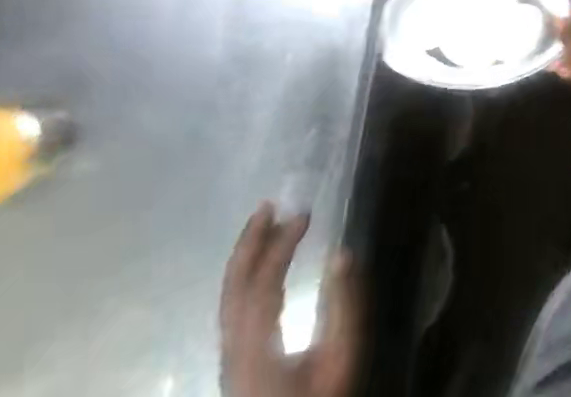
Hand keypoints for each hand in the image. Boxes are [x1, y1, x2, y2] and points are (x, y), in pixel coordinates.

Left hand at [219, 204, 358, 396]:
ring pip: (227, 294)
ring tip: (264, 225)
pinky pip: (231, 306)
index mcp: (256, 347)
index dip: (282, 243)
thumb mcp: (340, 365)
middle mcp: (233, 348)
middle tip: (271, 205)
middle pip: (233, 282)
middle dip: (251, 240)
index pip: (264, 280)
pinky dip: (243, 276)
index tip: (305, 216)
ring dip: (245, 255)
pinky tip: (260, 268)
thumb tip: (343, 255)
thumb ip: (343, 309)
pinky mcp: (233, 363)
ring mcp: (229, 357)